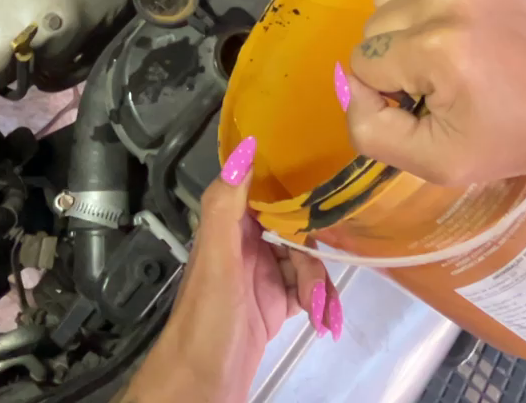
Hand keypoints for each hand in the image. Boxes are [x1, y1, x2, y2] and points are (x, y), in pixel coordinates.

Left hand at [122, 137, 341, 401]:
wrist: (201, 386)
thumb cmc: (206, 318)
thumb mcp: (217, 254)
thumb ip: (227, 202)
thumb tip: (246, 146)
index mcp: (227, 225)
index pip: (261, 188)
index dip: (289, 183)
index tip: (322, 182)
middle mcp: (243, 244)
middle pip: (291, 227)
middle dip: (313, 248)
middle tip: (319, 276)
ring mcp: (260, 275)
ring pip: (303, 259)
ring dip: (318, 281)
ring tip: (318, 310)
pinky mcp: (273, 305)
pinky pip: (306, 291)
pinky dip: (319, 302)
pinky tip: (324, 320)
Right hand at [339, 0, 525, 187]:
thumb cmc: (509, 138)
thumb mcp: (436, 162)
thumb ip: (371, 131)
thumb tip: (353, 86)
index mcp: (435, 48)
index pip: (362, 62)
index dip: (386, 90)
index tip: (428, 104)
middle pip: (372, 25)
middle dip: (394, 57)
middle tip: (439, 81)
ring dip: (403, 24)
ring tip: (445, 49)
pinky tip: (448, 20)